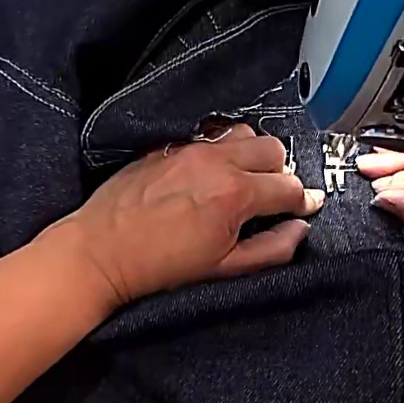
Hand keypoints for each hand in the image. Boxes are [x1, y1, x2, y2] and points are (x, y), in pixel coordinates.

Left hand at [42, 124, 323, 310]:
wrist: (101, 252)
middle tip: (271, 196)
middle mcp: (216, 162)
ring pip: (245, 133)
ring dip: (253, 154)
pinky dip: (224, 148)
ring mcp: (190, 148)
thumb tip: (300, 229)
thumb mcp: (225, 268)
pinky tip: (214, 173)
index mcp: (234, 194)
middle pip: (274, 149)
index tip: (303, 208)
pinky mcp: (169, 144)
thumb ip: (273, 248)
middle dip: (281, 173)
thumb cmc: (157, 265)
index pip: (289, 186)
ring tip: (243, 180)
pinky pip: (211, 133)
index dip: (302, 201)